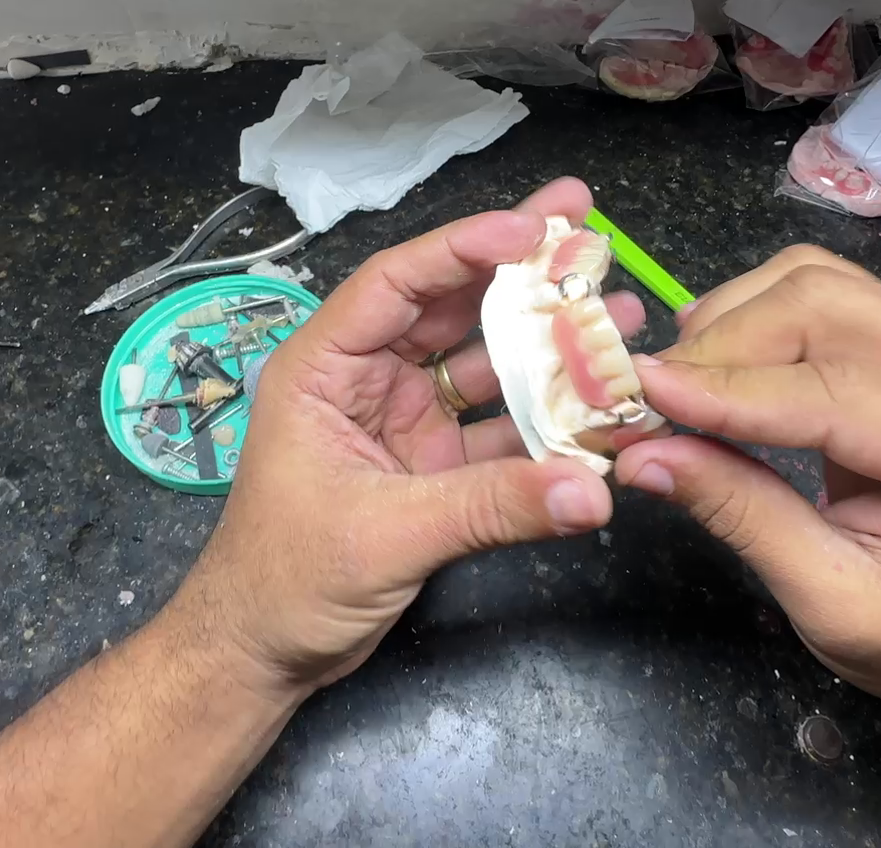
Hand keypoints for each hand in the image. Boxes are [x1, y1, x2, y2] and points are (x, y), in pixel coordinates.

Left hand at [164, 178, 645, 698]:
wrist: (265, 652)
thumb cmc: (286, 580)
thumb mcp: (385, 534)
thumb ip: (491, 508)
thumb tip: (591, 492)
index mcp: (325, 366)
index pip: (395, 283)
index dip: (463, 249)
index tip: (534, 229)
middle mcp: (368, 375)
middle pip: (448, 305)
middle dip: (517, 271)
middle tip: (584, 228)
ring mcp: (405, 416)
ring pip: (482, 362)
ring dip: (544, 341)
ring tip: (616, 313)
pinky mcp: (434, 458)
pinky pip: (497, 424)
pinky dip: (544, 416)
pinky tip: (597, 402)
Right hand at [616, 246, 880, 717]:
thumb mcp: (838, 608)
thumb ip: (744, 518)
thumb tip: (642, 456)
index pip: (843, 392)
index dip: (731, 391)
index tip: (641, 392)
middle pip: (829, 305)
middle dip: (724, 343)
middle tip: (653, 395)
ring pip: (820, 283)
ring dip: (734, 320)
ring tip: (683, 381)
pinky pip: (826, 293)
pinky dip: (755, 314)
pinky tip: (723, 360)